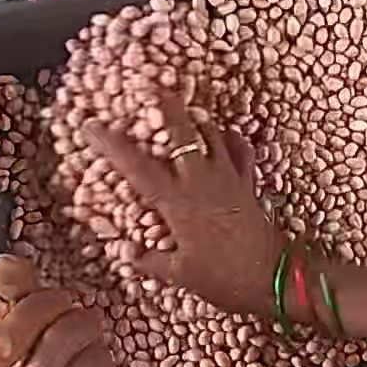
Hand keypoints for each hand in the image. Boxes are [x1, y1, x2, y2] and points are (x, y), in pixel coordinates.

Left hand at [0, 256, 124, 366]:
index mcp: (3, 353)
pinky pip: (98, 364)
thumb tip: (1, 303)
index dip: (17, 277)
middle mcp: (42, 356)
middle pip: (52, 300)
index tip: (5, 269)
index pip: (18, 300)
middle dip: (26, 317)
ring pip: (81, 323)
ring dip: (50, 346)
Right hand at [85, 98, 282, 316]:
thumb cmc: (223, 278)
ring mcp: (228, 178)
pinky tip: (225, 137)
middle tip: (151, 88)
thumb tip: (128, 252)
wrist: (273, 278)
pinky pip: (240, 152)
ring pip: (212, 135)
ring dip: (196, 122)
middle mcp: (201, 181)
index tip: (93, 126)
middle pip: (181, 133)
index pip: (137, 168)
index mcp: (178, 202)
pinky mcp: (248, 183)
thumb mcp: (180, 274)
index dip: (112, 145)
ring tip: (184, 112)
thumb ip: (150, 260)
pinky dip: (231, 141)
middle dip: (165, 108)